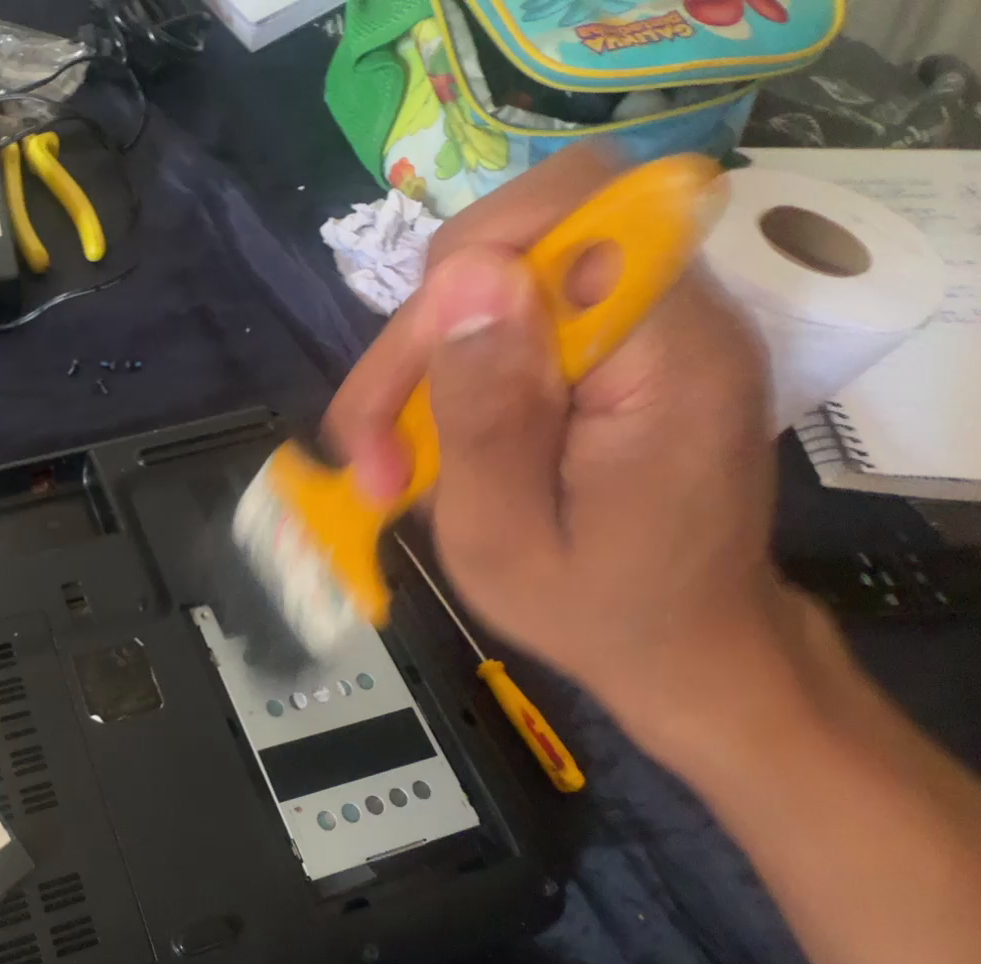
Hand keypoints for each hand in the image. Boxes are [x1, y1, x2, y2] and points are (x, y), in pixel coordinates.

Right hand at [323, 145, 792, 756]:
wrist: (686, 644)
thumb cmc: (593, 609)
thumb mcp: (505, 535)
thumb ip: (485, 412)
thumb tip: (464, 275)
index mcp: (667, 358)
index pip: (563, 217)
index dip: (458, 278)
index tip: (405, 391)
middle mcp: (678, 315)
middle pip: (522, 239)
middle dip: (423, 331)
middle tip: (379, 441)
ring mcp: (657, 327)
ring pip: (505, 276)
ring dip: (428, 359)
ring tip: (399, 459)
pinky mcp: (632, 348)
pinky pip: (520, 315)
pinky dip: (458, 367)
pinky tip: (444, 437)